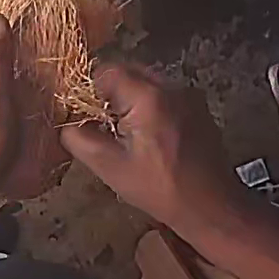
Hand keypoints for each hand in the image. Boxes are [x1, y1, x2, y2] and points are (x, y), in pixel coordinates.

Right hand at [60, 63, 255, 243]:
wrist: (211, 207)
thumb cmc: (160, 189)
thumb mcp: (109, 167)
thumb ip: (79, 138)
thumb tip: (67, 123)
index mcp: (149, 97)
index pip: (106, 70)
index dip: (89, 91)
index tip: (86, 118)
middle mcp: (172, 87)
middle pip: (127, 72)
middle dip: (109, 95)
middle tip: (102, 127)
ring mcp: (189, 96)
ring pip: (145, 83)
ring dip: (129, 102)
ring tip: (126, 137)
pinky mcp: (198, 108)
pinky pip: (163, 96)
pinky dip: (148, 109)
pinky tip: (148, 140)